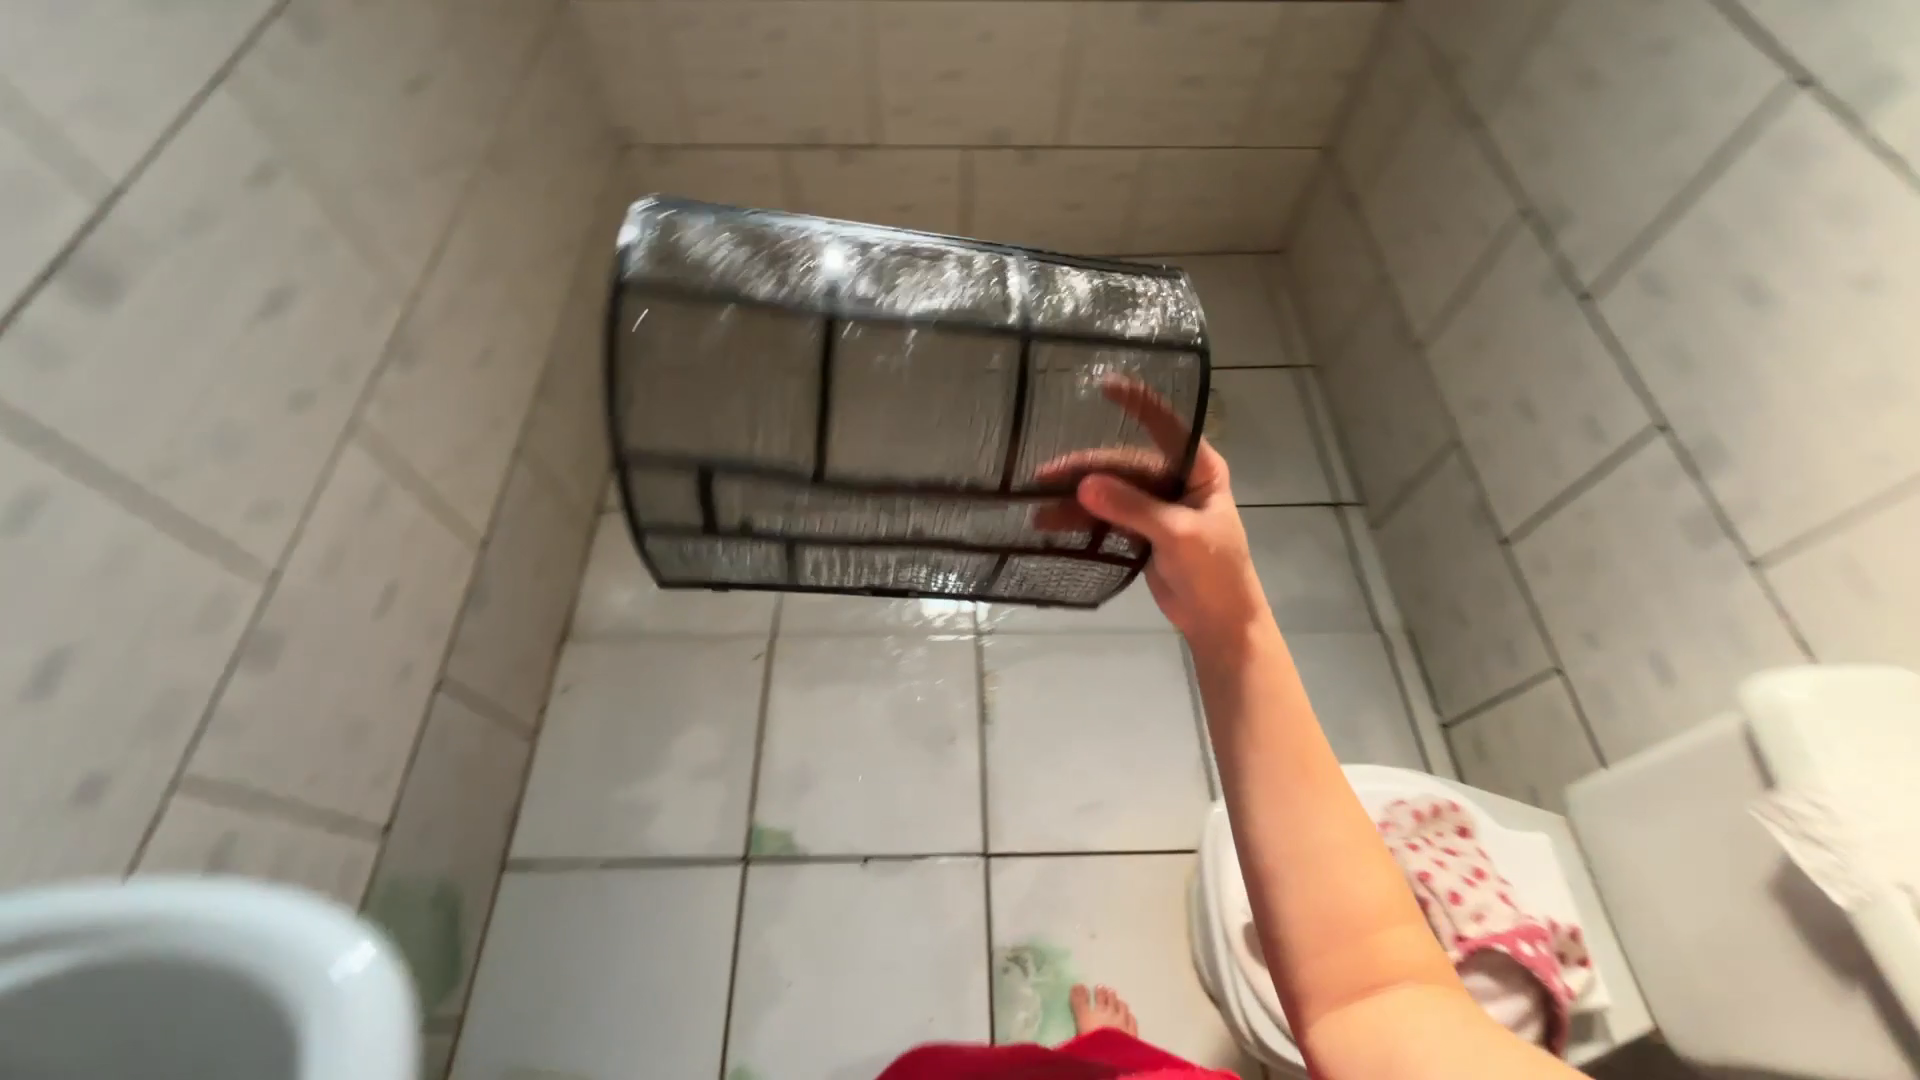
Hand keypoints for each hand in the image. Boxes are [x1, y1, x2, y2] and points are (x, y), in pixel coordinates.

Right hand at [1033, 377, 1270, 645]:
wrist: (1220, 621)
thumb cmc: (1215, 570)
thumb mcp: (1177, 534)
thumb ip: (1132, 507)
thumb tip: (1084, 485)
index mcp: (1198, 468)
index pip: (1166, 425)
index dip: (1137, 403)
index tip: (1105, 385)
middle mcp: (1176, 479)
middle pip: (1124, 464)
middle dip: (1084, 471)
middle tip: (1043, 478)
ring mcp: (1156, 506)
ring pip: (1110, 492)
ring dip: (1076, 501)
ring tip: (1039, 513)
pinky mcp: (1140, 531)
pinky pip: (1106, 517)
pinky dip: (1082, 521)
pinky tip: (1053, 525)